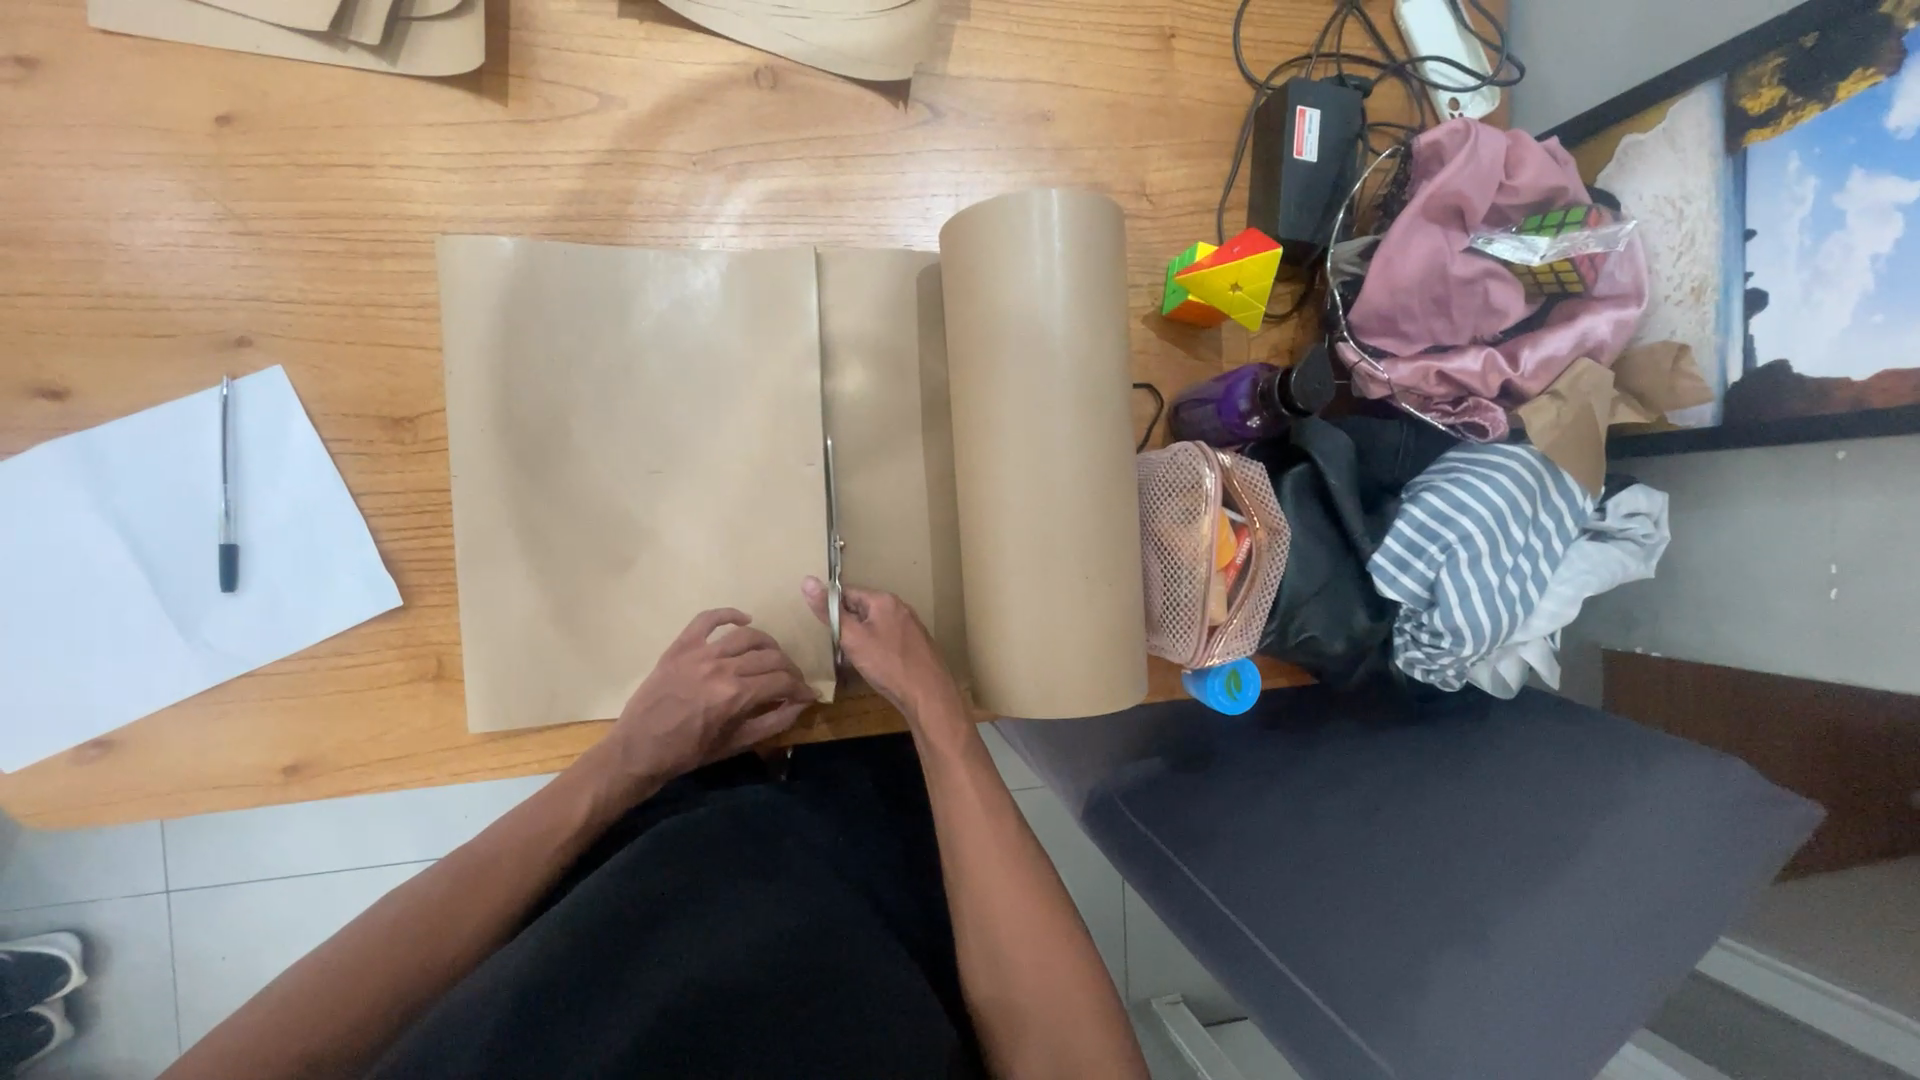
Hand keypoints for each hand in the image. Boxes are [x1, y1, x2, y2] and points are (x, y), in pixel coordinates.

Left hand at [599, 608, 817, 784]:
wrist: (638, 750)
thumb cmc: (688, 753)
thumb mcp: (736, 744)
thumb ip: (773, 722)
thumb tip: (801, 705)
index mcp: (736, 695)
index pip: (782, 681)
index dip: (801, 688)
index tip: (808, 694)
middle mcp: (722, 668)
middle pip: (771, 657)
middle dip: (790, 669)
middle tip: (792, 680)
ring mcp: (700, 653)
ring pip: (747, 636)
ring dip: (768, 644)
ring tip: (773, 656)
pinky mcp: (681, 647)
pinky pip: (708, 619)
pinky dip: (729, 614)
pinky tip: (744, 620)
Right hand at [802, 577, 961, 719]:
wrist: (928, 694)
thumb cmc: (887, 664)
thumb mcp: (852, 638)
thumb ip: (830, 611)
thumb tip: (807, 580)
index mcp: (884, 600)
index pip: (848, 592)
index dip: (831, 606)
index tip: (822, 625)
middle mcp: (900, 607)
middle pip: (863, 608)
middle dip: (847, 623)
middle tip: (836, 645)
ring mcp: (911, 625)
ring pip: (877, 624)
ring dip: (862, 636)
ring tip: (852, 657)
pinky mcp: (917, 643)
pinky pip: (890, 637)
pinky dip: (878, 646)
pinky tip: (875, 663)